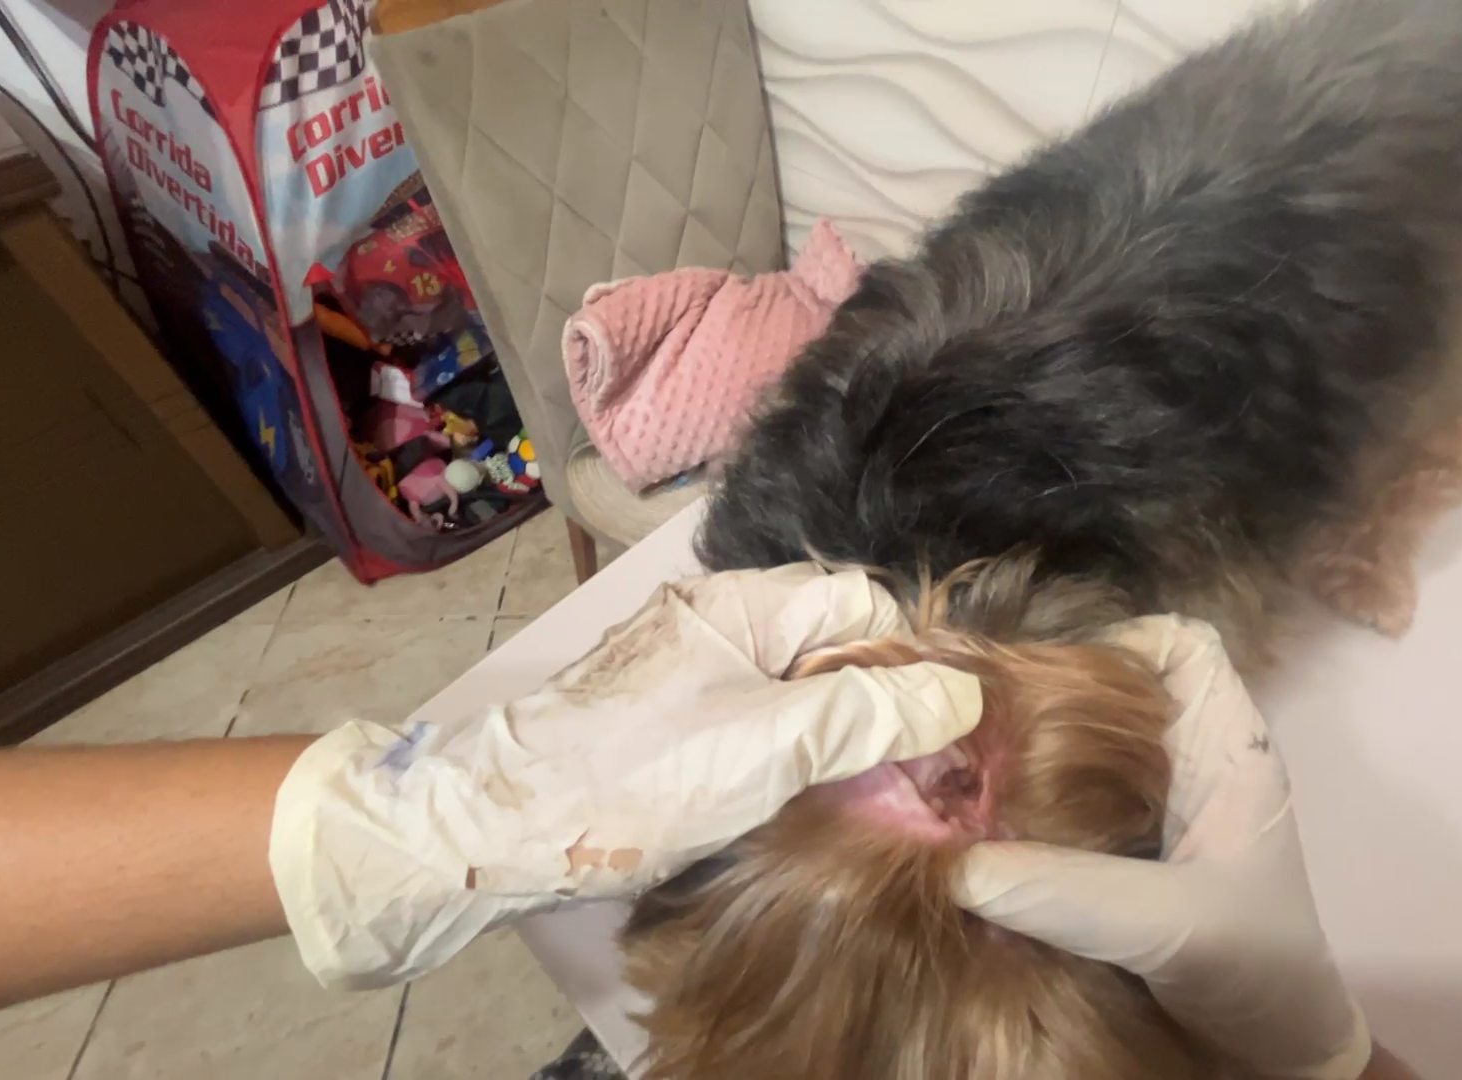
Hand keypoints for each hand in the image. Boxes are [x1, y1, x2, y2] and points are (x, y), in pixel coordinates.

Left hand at [270, 564, 981, 988]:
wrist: (501, 819)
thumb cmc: (642, 775)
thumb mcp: (770, 747)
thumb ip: (868, 714)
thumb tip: (960, 692)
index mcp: (745, 602)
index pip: (859, 597)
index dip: (904, 652)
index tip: (927, 723)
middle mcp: (719, 611)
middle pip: (828, 632)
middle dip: (873, 691)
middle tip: (901, 766)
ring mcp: (691, 652)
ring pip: (794, 670)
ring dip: (833, 718)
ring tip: (855, 779)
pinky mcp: (671, 695)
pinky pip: (755, 697)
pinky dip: (789, 732)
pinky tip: (794, 777)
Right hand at [953, 616, 1370, 1079]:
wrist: (1273, 1053)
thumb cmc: (1255, 975)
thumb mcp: (1166, 930)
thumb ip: (1063, 894)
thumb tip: (946, 861)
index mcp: (1227, 748)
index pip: (1179, 644)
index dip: (1115, 644)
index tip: (1047, 687)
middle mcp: (1189, 755)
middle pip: (1115, 680)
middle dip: (1048, 691)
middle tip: (981, 723)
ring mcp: (1157, 794)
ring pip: (1085, 730)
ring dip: (1028, 742)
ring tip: (971, 762)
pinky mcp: (1127, 832)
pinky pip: (1068, 783)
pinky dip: (1025, 789)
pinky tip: (988, 812)